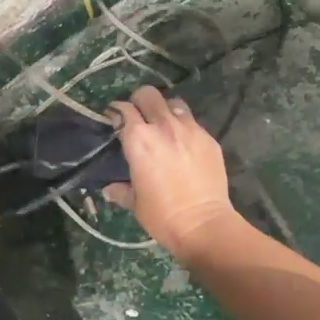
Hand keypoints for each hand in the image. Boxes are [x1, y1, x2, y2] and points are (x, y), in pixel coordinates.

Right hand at [103, 87, 237, 258]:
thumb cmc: (162, 216)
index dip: (116, 112)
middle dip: (140, 101)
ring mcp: (190, 130)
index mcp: (139, 139)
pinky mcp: (209, 139)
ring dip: (165, 111)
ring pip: (174, 103)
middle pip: (148, 95)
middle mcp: (164, 126)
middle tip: (139, 117)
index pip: (123, 109)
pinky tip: (184, 145)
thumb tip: (109, 189)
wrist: (203, 224)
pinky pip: (193, 123)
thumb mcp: (135, 203)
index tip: (115, 119)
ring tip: (164, 127)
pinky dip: (184, 128)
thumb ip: (121, 190)